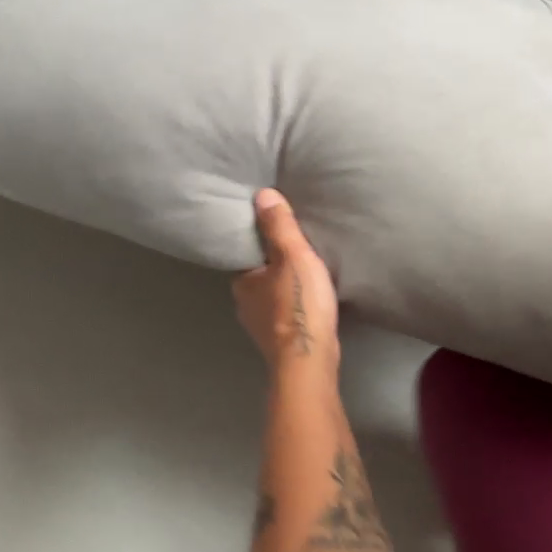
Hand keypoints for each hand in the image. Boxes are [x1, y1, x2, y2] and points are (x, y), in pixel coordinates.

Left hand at [233, 189, 340, 369]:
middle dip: (274, 267)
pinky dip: (292, 305)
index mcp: (242, 282)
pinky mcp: (280, 340)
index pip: (247, 256)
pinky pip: (283, 313)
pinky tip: (309, 301)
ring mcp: (260, 326)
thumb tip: (261, 194)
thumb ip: (280, 227)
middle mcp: (244, 304)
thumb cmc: (298, 303)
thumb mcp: (293, 256)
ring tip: (307, 274)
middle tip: (298, 250)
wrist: (308, 356)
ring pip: (270, 297)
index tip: (278, 235)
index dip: (262, 245)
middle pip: (259, 277)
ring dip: (283, 288)